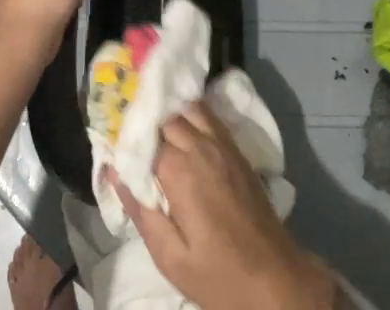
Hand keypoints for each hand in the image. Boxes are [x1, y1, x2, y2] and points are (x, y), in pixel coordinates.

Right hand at [115, 104, 336, 309]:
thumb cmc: (219, 274)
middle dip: (146, 122)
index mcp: (181, 172)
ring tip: (154, 127)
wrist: (276, 279)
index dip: (127, 140)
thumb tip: (114, 173)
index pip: (144, 138)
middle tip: (130, 136)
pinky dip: (193, 114)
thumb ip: (141, 211)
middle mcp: (202, 149)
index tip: (113, 144)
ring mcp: (224, 148)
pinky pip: (212, 119)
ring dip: (170, 113)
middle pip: (166, 117)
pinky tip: (183, 126)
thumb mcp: (170, 257)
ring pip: (191, 109)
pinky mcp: (238, 153)